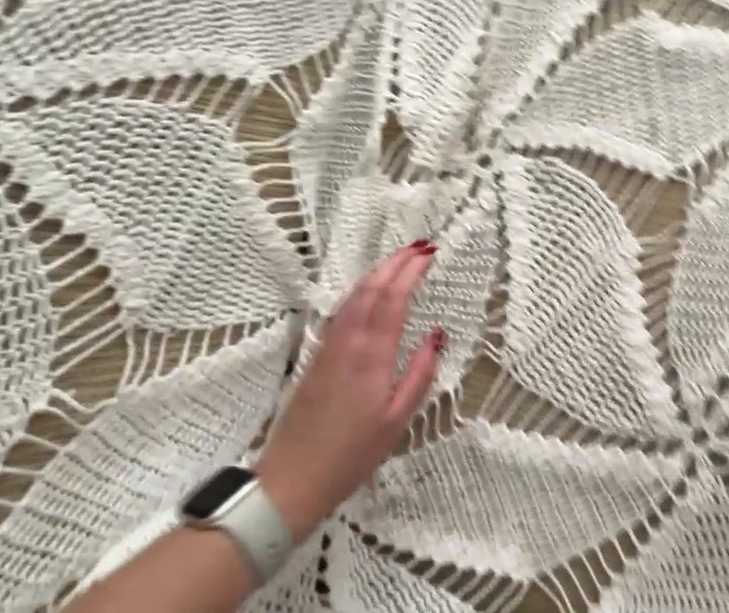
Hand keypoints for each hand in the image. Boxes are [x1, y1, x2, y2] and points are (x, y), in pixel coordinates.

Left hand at [257, 241, 444, 532]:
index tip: (429, 254)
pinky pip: (342, 312)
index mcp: (372, 357)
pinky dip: (360, 292)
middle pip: (371, 290)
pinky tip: (368, 292)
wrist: (291, 480)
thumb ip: (419, 374)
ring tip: (398, 260)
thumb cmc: (352, 455)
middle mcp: (348, 344)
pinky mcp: (316, 358)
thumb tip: (437, 335)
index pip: (393, 300)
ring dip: (377, 273)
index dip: (411, 272)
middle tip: (419, 247)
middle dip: (395, 263)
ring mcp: (328, 348)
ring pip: (353, 298)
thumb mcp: (398, 420)